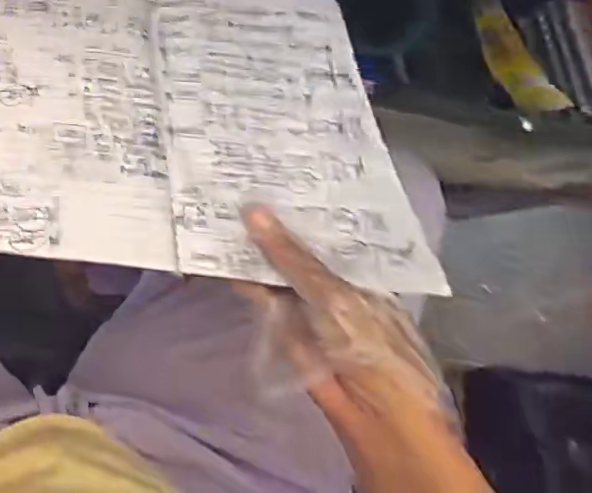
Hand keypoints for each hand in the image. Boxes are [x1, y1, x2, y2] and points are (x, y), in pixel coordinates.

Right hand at [241, 205, 492, 492]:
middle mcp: (330, 279)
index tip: (268, 175)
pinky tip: (219, 250)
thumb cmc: (368, 346)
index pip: (323, 229)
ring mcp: (305, 300)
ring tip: (218, 206)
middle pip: (294, 245)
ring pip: (273, 265)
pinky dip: (240, 273)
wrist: (373, 415)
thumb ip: (290, 256)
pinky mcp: (281, 320)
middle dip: (268, 221)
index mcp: (356, 269)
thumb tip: (251, 210)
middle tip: (234, 180)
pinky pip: (258, 290)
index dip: (298, 205)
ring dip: (249, 245)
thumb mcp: (332, 294)